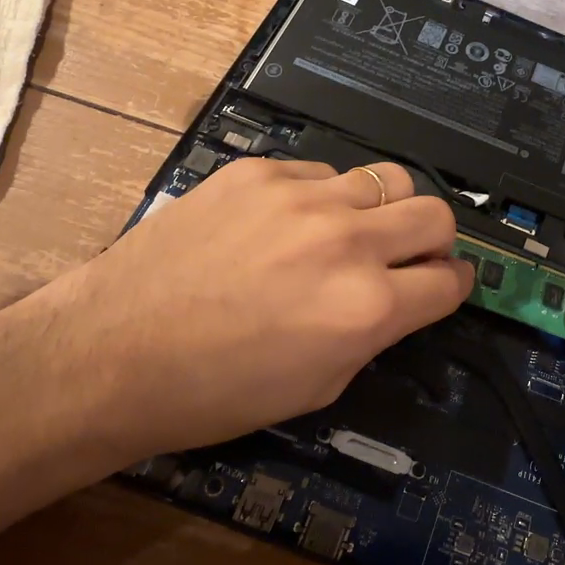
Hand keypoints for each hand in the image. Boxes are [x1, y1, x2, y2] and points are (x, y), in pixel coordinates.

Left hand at [22, 157, 471, 460]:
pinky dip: (323, 198)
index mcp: (366, 307)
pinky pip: (321, 172)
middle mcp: (346, 240)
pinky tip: (286, 224)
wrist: (110, 351)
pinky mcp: (258, 171)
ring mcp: (300, 196)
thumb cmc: (214, 392)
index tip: (444, 285)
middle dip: (435, 240)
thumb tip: (399, 299)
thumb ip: (373, 335)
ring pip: (386, 178)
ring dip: (383, 210)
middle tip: (408, 257)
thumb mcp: (316, 387)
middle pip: (436, 214)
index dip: (455, 286)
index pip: (450, 281)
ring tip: (349, 233)